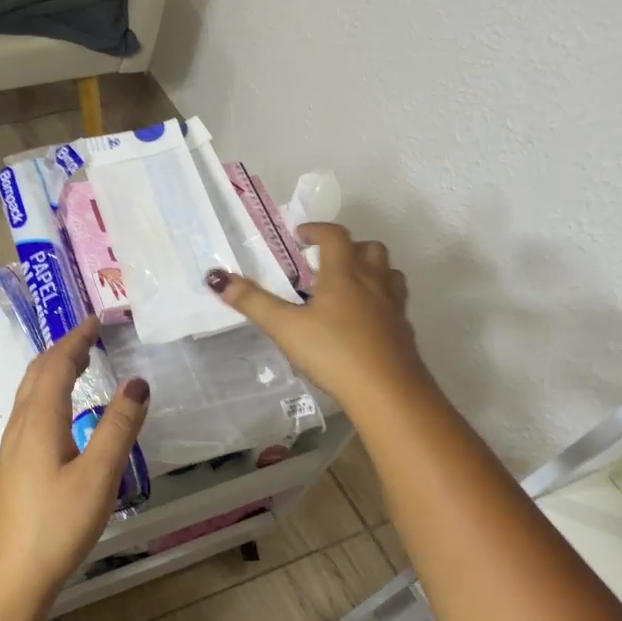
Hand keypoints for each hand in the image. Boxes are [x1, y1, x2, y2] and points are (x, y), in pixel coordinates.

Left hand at [0, 320, 149, 590]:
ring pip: (30, 394)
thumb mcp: (98, 476)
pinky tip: (61, 415)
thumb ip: (118, 427)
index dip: (76, 338)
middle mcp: (21, 426)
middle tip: (90, 336)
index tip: (97, 319)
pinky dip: (48, 395)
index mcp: (40, 420)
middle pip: (38, 373)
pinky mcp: (13, 468)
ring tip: (79, 365)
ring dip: (53, 371)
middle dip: (63, 349)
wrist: (9, 575)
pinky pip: (30, 413)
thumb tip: (137, 382)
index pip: (57, 364)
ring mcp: (13, 447)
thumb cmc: (56, 524)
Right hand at [207, 223, 433, 410]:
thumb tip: (217, 278)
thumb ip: (252, 302)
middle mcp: (373, 282)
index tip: (300, 235)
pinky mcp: (404, 330)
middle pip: (370, 248)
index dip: (317, 230)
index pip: (335, 236)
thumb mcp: (284, 328)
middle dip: (348, 247)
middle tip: (326, 261)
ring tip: (349, 286)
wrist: (387, 390)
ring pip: (389, 272)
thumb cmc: (333, 352)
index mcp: (343, 275)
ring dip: (371, 269)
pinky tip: (364, 320)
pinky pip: (395, 301)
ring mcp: (393, 306)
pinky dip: (380, 299)